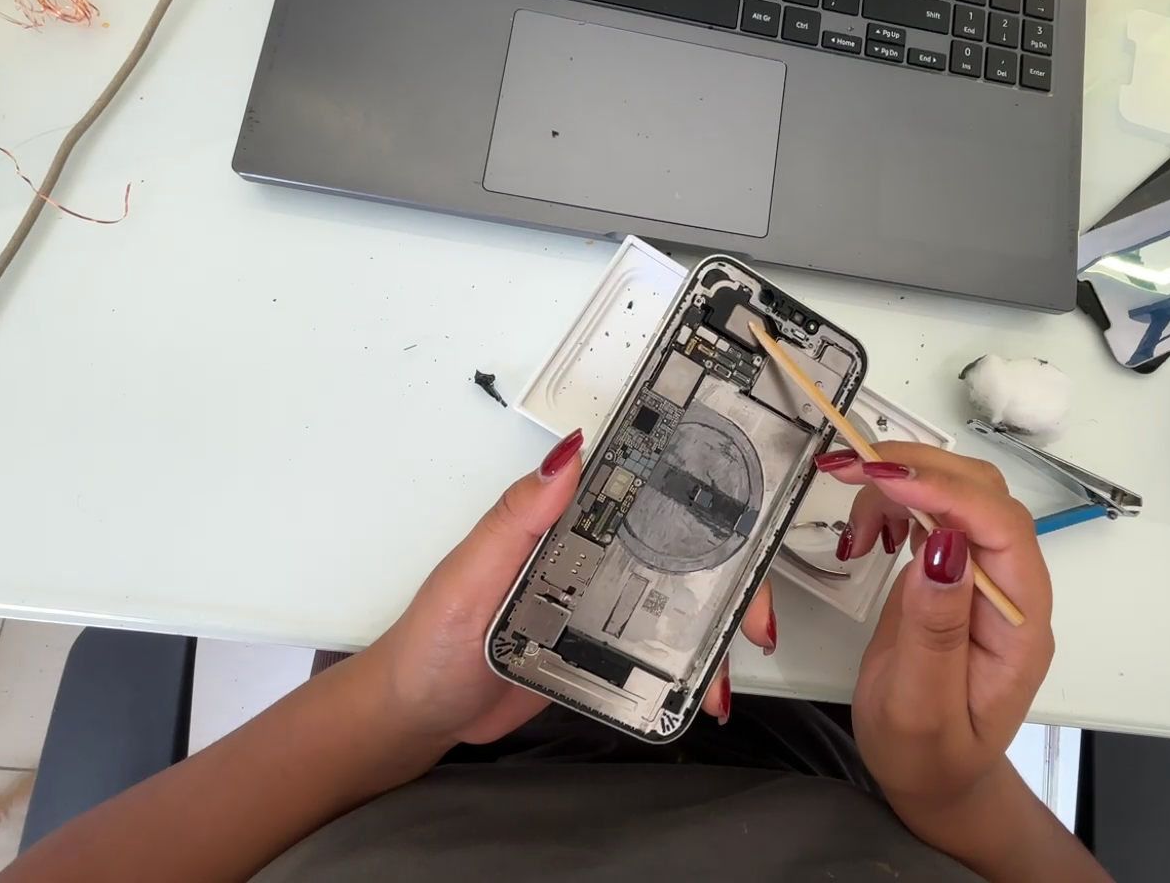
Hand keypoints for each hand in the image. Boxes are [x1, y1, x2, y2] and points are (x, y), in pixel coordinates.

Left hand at [348, 429, 776, 748]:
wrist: (418, 716)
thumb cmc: (432, 640)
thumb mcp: (470, 572)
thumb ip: (516, 517)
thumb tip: (567, 453)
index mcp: (564, 525)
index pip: (638, 495)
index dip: (693, 495)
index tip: (742, 508)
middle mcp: (590, 558)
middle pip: (674, 553)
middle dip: (727, 577)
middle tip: (751, 613)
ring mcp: (597, 605)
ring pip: (674, 605)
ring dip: (713, 629)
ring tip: (728, 668)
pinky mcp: (598, 651)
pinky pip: (654, 653)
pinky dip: (685, 670)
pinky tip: (700, 691)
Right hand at [817, 444, 1054, 835]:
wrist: (931, 776)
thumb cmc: (928, 756)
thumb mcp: (922, 708)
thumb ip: (934, 631)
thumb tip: (940, 545)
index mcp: (1020, 624)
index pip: (1001, 529)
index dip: (947, 491)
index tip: (882, 477)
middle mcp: (1008, 587)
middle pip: (981, 494)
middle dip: (916, 467)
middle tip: (845, 468)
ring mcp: (980, 573)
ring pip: (954, 491)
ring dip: (899, 483)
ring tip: (853, 528)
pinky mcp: (949, 568)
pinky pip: (930, 511)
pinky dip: (893, 502)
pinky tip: (867, 531)